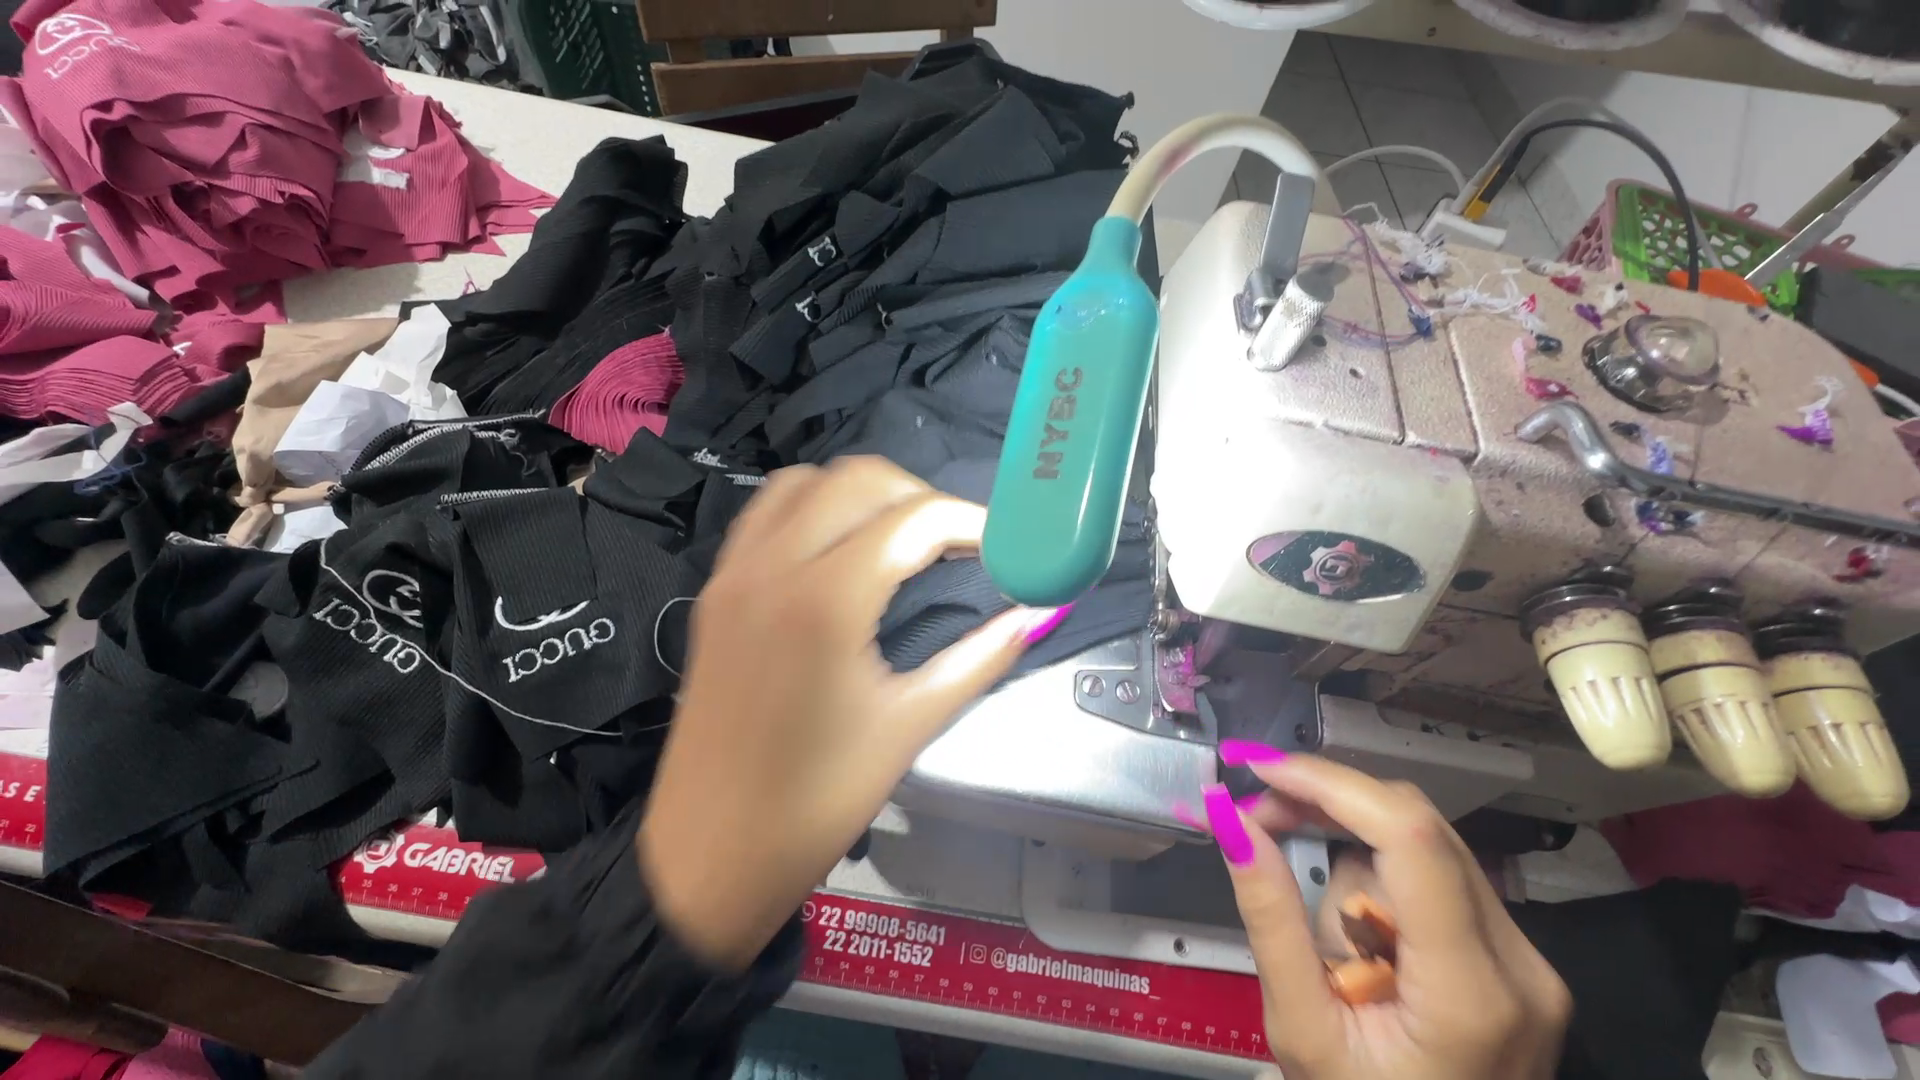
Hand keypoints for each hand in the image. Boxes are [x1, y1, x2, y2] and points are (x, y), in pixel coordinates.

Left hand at [638, 457, 1066, 968]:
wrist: (710, 853)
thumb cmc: (818, 800)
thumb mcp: (910, 725)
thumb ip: (980, 658)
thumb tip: (1037, 615)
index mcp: (826, 600)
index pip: (913, 520)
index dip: (969, 521)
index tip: (1001, 543)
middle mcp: (774, 566)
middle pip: (858, 479)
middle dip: (918, 495)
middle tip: (955, 540)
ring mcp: (735, 573)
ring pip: (805, 482)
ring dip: (861, 493)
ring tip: (901, 537)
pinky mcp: (715, 590)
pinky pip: (766, 513)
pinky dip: (812, 508)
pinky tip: (841, 550)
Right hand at [1202, 752, 1571, 1079]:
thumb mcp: (1301, 1031)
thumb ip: (1270, 918)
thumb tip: (1231, 819)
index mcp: (1471, 990)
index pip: (1410, 837)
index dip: (1330, 784)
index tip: (1259, 770)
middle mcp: (1521, 962)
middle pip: (1418, 825)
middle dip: (1329, 806)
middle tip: (1258, 820)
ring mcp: (1530, 960)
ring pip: (1426, 842)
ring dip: (1351, 845)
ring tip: (1312, 913)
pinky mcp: (1520, 959)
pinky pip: (1438, 874)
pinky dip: (1379, 872)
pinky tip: (1352, 926)